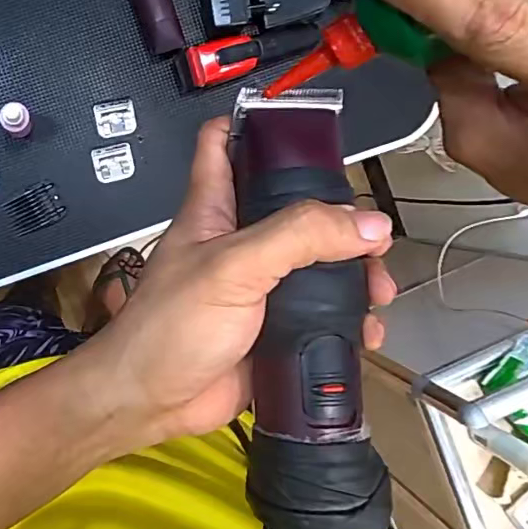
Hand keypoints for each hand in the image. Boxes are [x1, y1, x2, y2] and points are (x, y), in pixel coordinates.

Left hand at [64, 117, 395, 450]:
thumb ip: (298, 237)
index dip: (255, 125)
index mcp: (215, 210)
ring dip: (353, 274)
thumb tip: (364, 225)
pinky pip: (320, 313)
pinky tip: (362, 328)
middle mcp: (238, 243)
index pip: (225, 145)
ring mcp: (257, 287)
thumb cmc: (164, 330)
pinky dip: (348, 318)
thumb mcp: (232, 267)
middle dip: (338, 217)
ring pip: (315, 265)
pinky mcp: (273, 326)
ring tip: (375, 287)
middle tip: (369, 231)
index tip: (296, 124)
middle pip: (295, 210)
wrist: (152, 404)